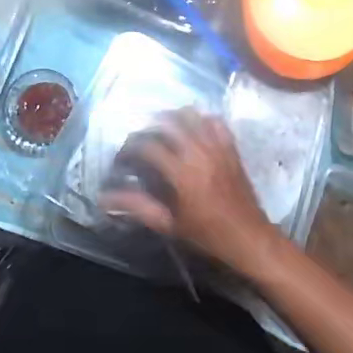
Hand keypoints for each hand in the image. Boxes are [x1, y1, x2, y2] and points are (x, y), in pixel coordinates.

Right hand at [99, 109, 286, 278]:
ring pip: (192, 116)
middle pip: (167, 123)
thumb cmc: (207, 235)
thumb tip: (105, 198)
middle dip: (147, 129)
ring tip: (161, 133)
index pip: (147, 146)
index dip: (129, 150)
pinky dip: (200, 120)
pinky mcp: (232, 147)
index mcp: (182, 172)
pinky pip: (216, 122)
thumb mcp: (169, 224)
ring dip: (173, 119)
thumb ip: (138, 206)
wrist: (248, 236)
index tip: (121, 161)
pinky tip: (192, 131)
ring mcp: (218, 146)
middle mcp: (200, 152)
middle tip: (138, 144)